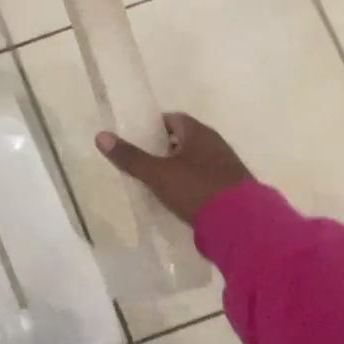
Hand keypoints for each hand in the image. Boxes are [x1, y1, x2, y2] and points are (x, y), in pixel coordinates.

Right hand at [96, 113, 253, 225]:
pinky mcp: (234, 187)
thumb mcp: (157, 174)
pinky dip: (193, 182)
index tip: (138, 138)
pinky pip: (207, 177)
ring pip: (197, 159)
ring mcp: (228, 166)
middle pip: (185, 138)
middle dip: (165, 147)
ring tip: (159, 180)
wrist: (242, 224)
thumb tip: (101, 136)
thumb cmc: (196, 189)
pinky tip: (182, 196)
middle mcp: (216, 143)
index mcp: (198, 133)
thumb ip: (130, 157)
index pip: (173, 119)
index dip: (154, 126)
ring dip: (180, 165)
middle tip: (144, 159)